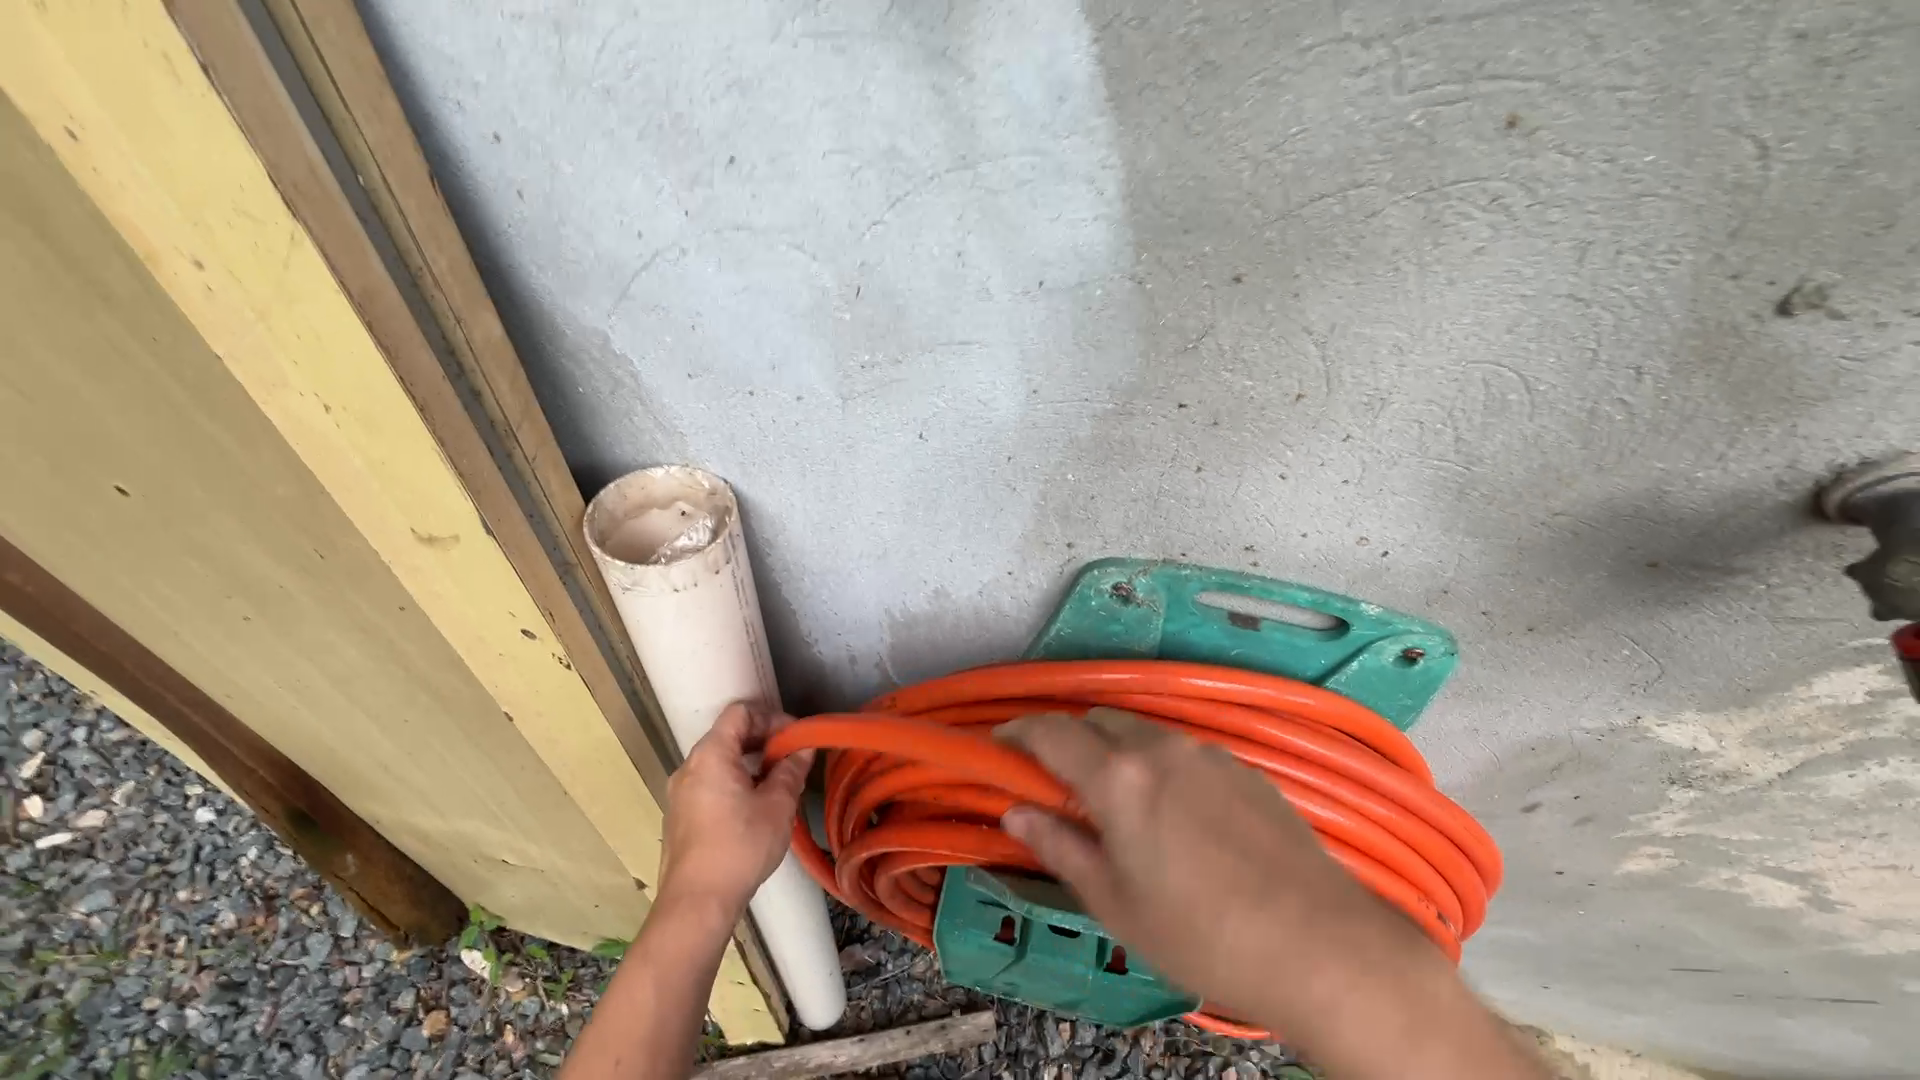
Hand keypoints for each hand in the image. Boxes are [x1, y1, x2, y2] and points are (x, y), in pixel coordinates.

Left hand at [657, 702, 815, 913]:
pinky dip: (734, 783)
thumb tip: (802, 750)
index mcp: (711, 755)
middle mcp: (689, 767)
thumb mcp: (777, 805)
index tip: (795, 737)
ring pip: (719, 762)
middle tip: (792, 759)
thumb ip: (791, 770)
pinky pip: (709, 784)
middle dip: (763, 741)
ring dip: (750, 764)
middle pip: (728, 735)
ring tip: (778, 784)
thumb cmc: (740, 847)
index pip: (740, 712)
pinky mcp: (680, 816)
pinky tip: (755, 808)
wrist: (696, 902)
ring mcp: (680, 793)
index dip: (771, 717)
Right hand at [996, 709, 1432, 1021]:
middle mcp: (1160, 749)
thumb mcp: (1114, 902)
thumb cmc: (1202, 935)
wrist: (1323, 946)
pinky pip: (1183, 751)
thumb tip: (1013, 813)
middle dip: (1067, 740)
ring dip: (1114, 750)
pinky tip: (1174, 812)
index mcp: (1118, 778)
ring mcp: (1209, 754)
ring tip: (1116, 799)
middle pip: (1097, 721)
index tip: (1000, 746)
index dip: (1017, 732)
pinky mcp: (1246, 769)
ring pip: (1143, 732)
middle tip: (1056, 782)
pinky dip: (1158, 764)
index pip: (1050, 732)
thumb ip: (1058, 847)